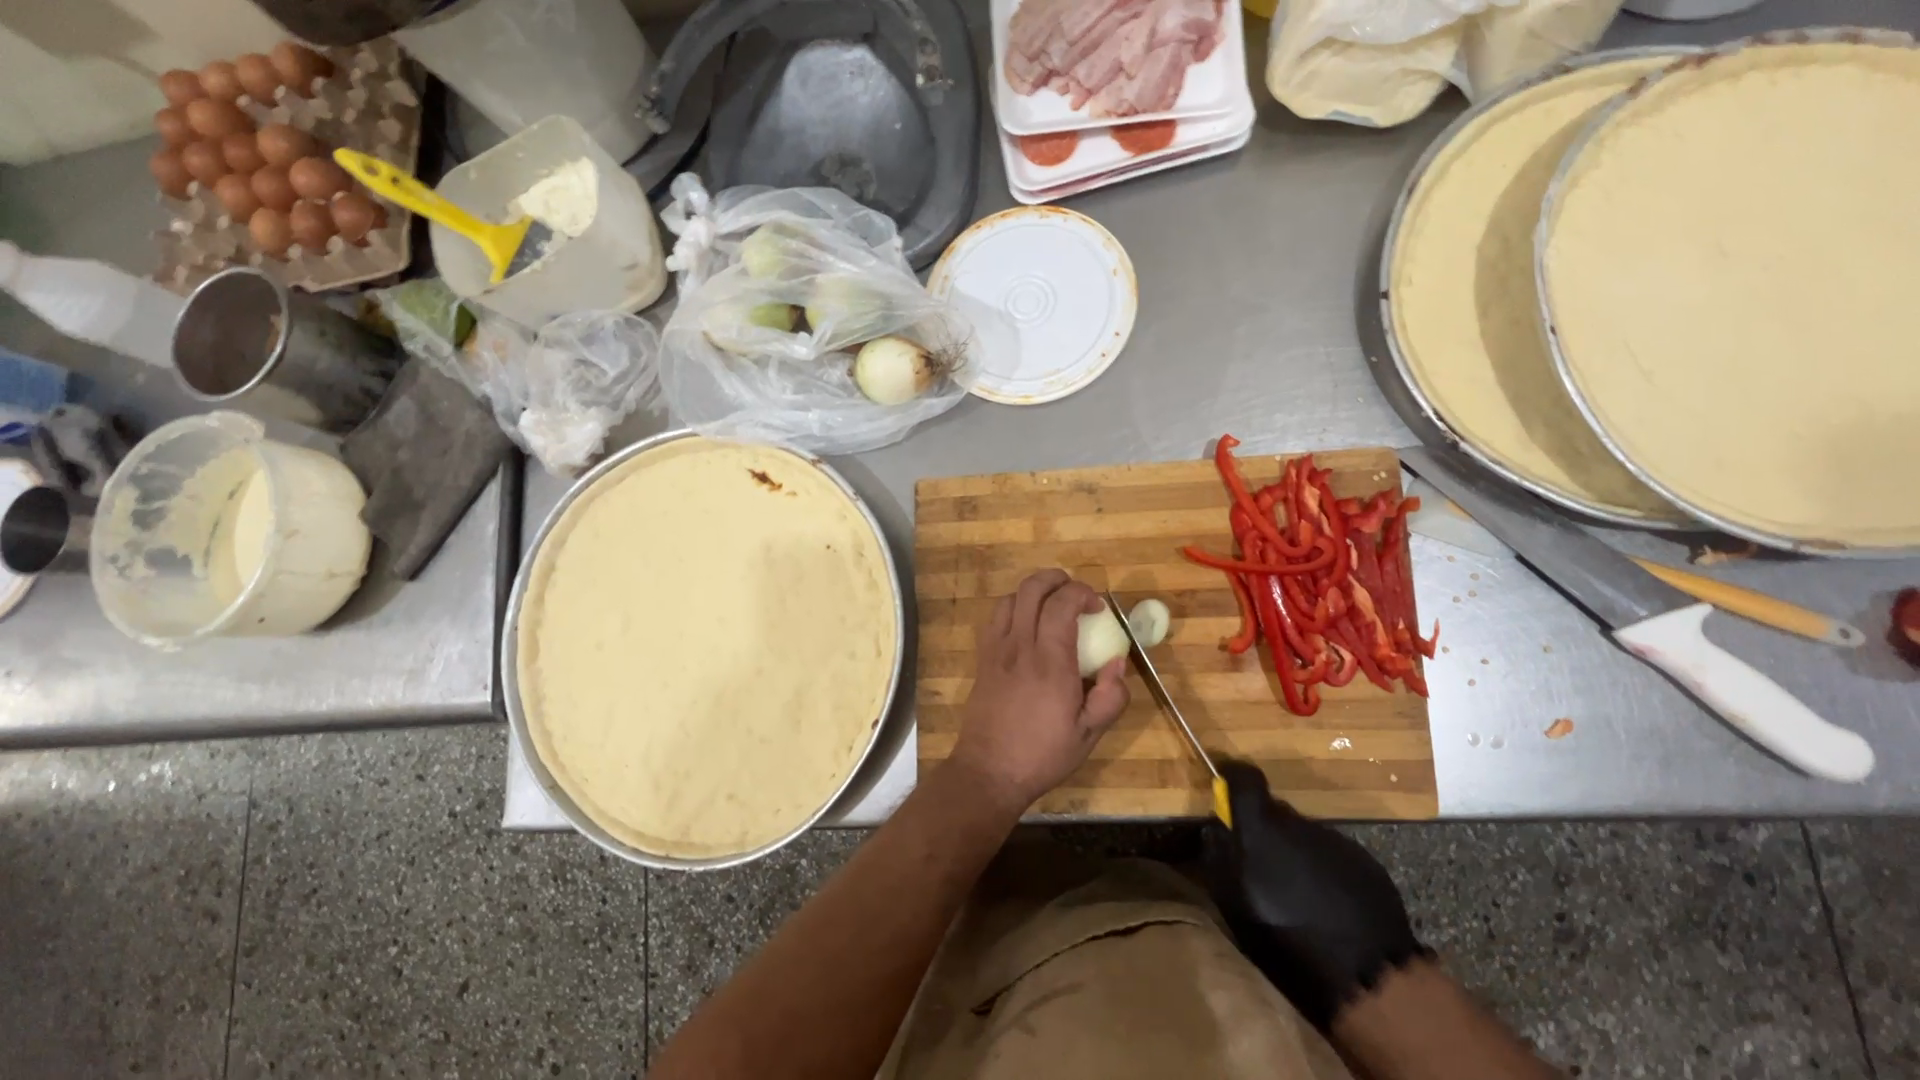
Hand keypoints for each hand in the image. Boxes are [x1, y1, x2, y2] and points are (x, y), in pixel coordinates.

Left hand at [947, 570, 1128, 811]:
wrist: (989, 771)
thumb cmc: (1042, 755)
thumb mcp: (1089, 734)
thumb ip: (1111, 696)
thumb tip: (1117, 663)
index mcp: (1050, 661)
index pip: (1062, 603)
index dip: (1082, 593)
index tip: (1098, 608)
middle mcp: (1020, 646)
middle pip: (1032, 588)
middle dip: (1057, 579)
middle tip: (1077, 594)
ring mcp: (996, 650)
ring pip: (1010, 598)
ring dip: (1034, 592)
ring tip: (1052, 607)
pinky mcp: (982, 660)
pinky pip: (995, 618)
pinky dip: (1013, 609)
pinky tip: (1027, 627)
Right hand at [1206, 760, 1428, 1029]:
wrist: (1367, 973)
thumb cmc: (1286, 940)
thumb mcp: (1234, 906)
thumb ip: (1219, 858)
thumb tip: (1215, 827)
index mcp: (1263, 829)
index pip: (1245, 778)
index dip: (1232, 777)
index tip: (1224, 785)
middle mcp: (1301, 824)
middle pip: (1274, 811)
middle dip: (1262, 828)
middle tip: (1256, 862)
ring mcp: (1337, 841)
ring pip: (1303, 835)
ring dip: (1293, 851)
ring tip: (1292, 891)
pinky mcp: (1365, 862)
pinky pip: (1331, 854)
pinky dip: (1320, 869)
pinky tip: (1323, 903)